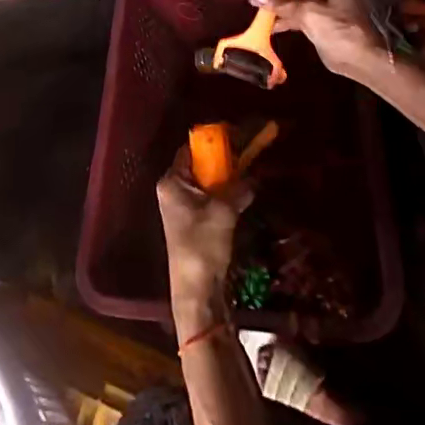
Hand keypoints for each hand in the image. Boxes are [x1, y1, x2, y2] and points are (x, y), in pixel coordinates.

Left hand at [156, 152, 250, 327]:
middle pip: (198, 164)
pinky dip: (225, 193)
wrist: (196, 288)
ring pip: (206, 181)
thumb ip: (238, 188)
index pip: (190, 149)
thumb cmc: (203, 245)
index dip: (212, 141)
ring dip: (226, 177)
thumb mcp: (224, 211)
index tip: (236, 136)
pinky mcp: (192, 220)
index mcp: (171, 182)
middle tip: (247, 152)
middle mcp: (172, 189)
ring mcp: (181, 205)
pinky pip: (209, 197)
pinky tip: (243, 193)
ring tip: (249, 170)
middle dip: (223, 159)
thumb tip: (253, 176)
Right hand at [251, 0, 389, 81]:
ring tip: (258, 5)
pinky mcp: (322, 19)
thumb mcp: (308, 14)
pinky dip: (286, 16)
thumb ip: (282, 3)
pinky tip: (267, 23)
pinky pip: (300, 12)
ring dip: (281, 2)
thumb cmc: (339, 31)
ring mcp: (327, 3)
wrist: (359, 61)